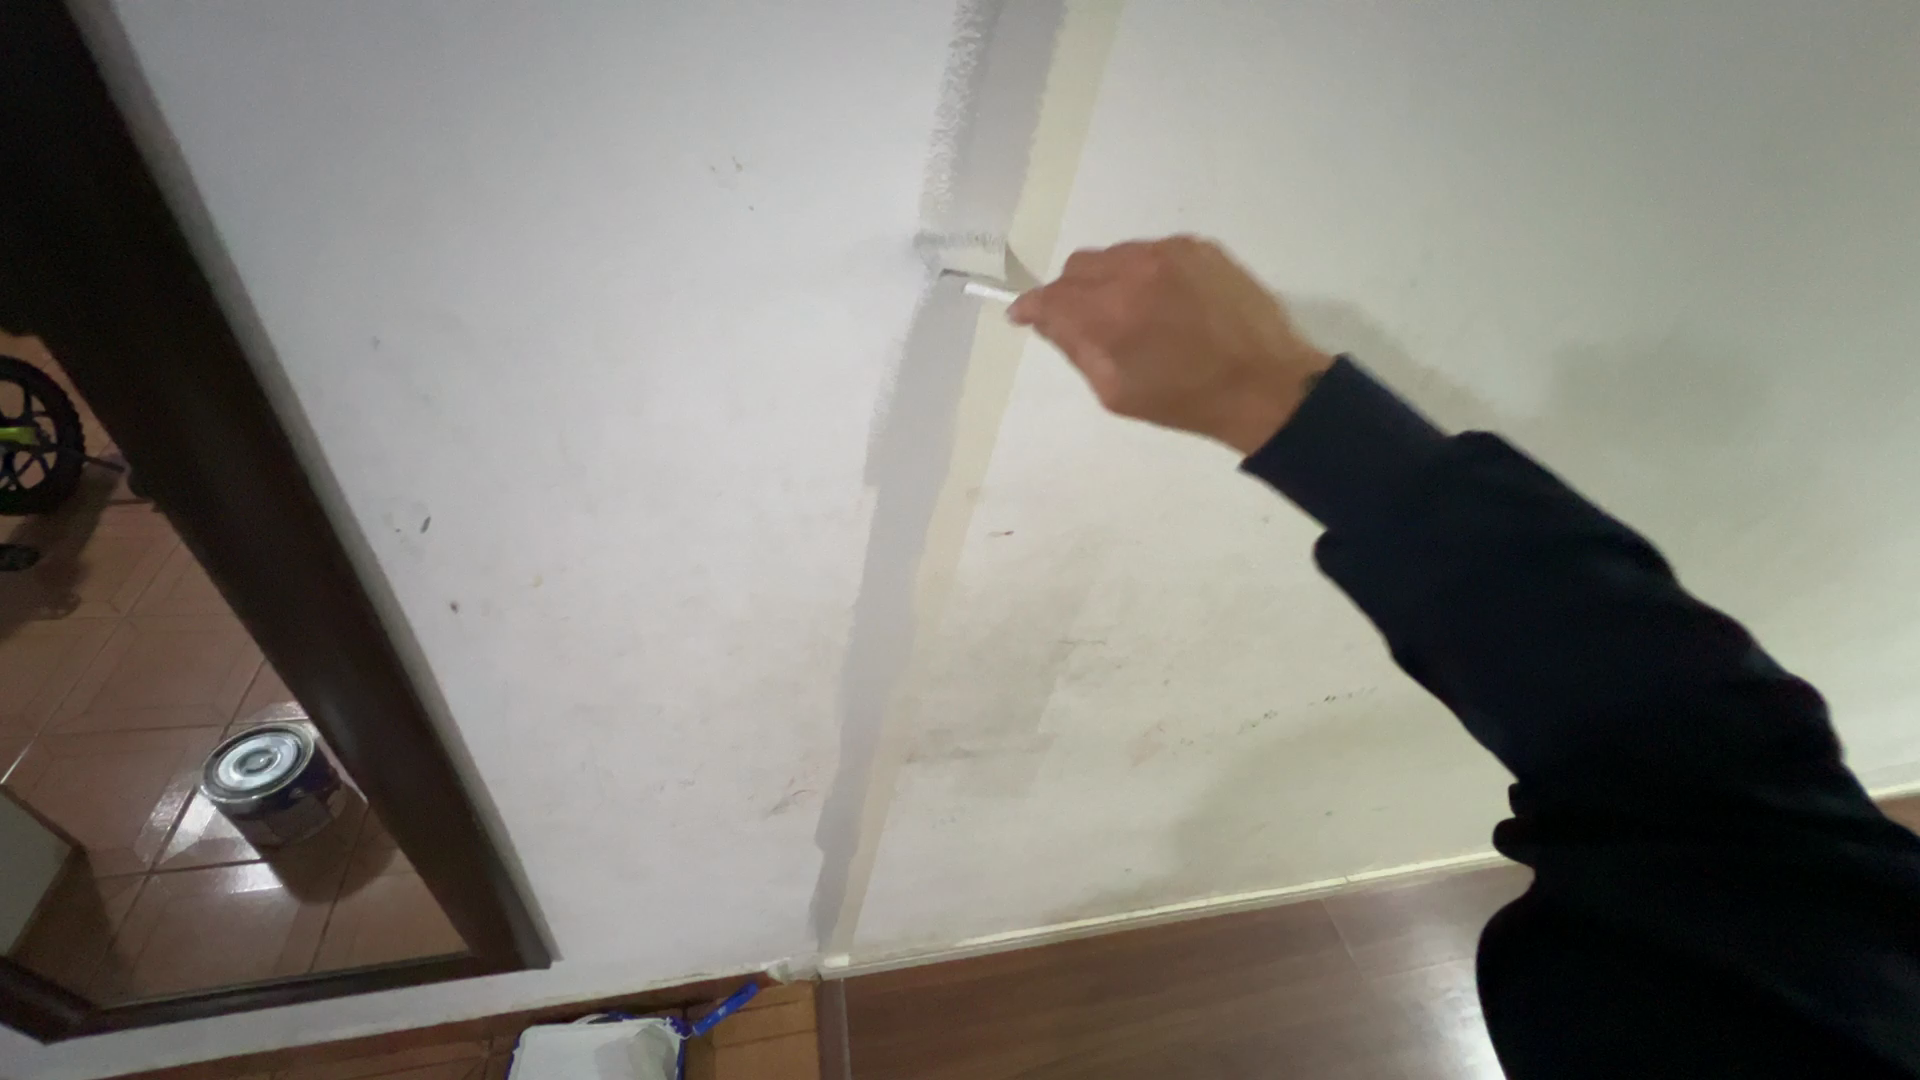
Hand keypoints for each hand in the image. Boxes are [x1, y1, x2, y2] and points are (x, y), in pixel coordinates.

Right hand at [1008, 237, 1333, 454]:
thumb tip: (1044, 318)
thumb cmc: (1183, 400)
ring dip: (1107, 281)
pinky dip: (1143, 273)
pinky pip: (1151, 251)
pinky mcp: (1200, 246)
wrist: (1264, 384)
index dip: (1031, 308)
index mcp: (1110, 314)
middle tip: (1085, 324)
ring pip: (1114, 255)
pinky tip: (1164, 303)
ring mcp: (1170, 252)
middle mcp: (1135, 270)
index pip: (1051, 298)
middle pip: (1077, 267)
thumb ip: (1074, 348)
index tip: (1022, 317)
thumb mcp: (1114, 391)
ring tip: (1132, 314)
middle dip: (1070, 294)